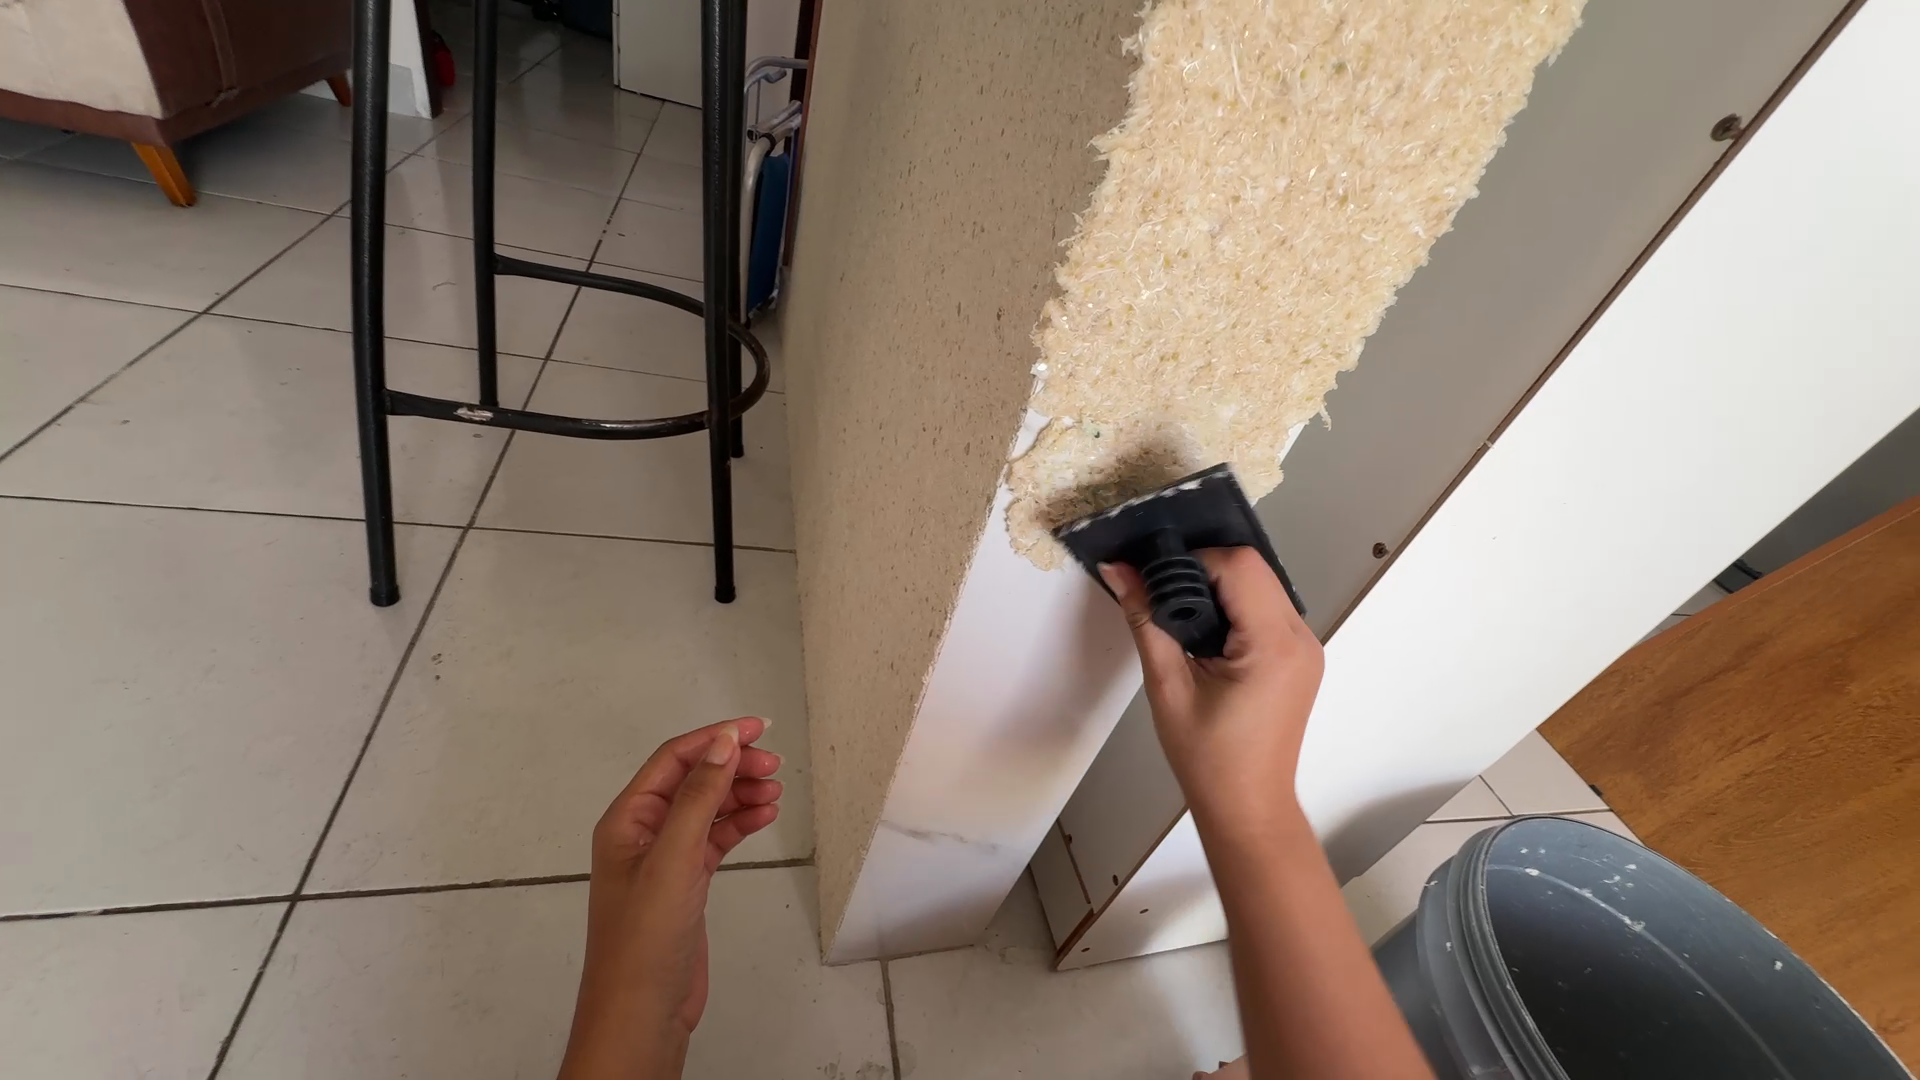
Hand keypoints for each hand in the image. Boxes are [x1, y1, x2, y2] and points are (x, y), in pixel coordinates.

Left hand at [558, 718, 783, 1079]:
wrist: (642, 1014)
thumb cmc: (647, 934)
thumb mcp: (674, 858)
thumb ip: (699, 796)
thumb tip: (726, 741)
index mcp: (629, 817)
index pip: (675, 759)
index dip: (716, 738)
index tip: (759, 729)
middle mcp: (645, 830)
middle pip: (695, 780)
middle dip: (734, 767)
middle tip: (774, 767)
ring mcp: (667, 857)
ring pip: (709, 807)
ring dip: (741, 794)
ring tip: (775, 792)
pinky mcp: (688, 880)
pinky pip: (717, 836)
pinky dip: (742, 823)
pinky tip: (766, 816)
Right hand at [1100, 548, 1323, 839]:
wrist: (1246, 805)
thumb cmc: (1205, 754)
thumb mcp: (1167, 684)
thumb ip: (1146, 618)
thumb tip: (1116, 568)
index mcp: (1274, 645)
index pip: (1238, 566)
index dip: (1192, 560)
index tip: (1156, 578)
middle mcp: (1301, 637)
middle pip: (1254, 569)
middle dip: (1204, 569)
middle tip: (1162, 591)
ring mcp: (1306, 647)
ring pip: (1262, 584)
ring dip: (1218, 585)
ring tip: (1180, 611)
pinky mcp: (1299, 657)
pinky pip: (1267, 608)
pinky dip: (1234, 604)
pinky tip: (1204, 628)